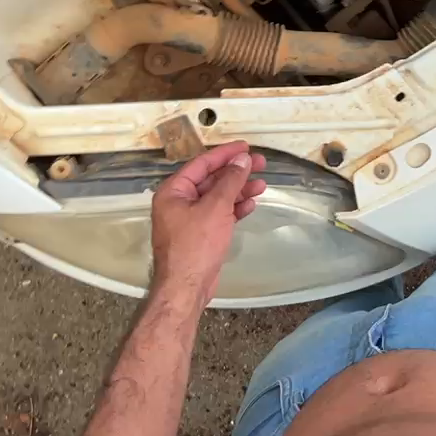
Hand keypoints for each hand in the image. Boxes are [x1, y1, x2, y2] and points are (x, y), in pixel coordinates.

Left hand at [149, 140, 267, 303]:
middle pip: (212, 179)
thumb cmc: (195, 245)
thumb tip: (242, 159)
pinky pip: (219, 213)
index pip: (202, 163)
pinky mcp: (201, 234)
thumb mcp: (215, 207)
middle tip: (260, 164)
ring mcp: (190, 219)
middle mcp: (179, 202)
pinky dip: (235, 208)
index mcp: (174, 191)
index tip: (246, 147)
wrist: (187, 288)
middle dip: (236, 172)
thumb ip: (230, 180)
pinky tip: (250, 205)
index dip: (225, 153)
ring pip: (218, 197)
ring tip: (261, 185)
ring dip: (239, 190)